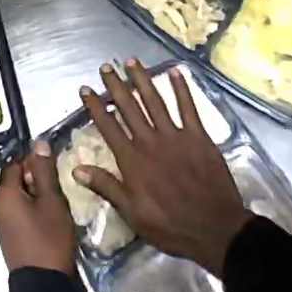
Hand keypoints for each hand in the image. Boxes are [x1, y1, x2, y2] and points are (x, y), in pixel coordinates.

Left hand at [0, 141, 78, 274]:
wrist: (46, 290)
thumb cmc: (49, 240)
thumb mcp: (51, 201)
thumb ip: (44, 171)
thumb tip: (38, 143)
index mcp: (4, 195)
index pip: (14, 164)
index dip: (33, 159)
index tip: (54, 163)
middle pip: (16, 182)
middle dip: (37, 178)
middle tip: (61, 182)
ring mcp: (5, 227)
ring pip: (21, 200)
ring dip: (39, 196)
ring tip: (61, 199)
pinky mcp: (14, 241)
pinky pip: (23, 216)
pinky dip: (37, 212)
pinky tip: (55, 218)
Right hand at [71, 59, 251, 274]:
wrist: (216, 230)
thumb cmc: (170, 225)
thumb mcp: (132, 213)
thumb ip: (105, 187)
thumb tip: (76, 169)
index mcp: (132, 160)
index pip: (108, 126)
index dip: (95, 106)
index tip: (85, 89)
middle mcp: (150, 141)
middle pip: (129, 107)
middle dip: (116, 86)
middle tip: (106, 67)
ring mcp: (175, 136)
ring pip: (154, 101)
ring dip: (142, 80)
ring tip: (131, 62)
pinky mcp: (198, 137)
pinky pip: (188, 108)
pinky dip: (182, 89)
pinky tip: (176, 72)